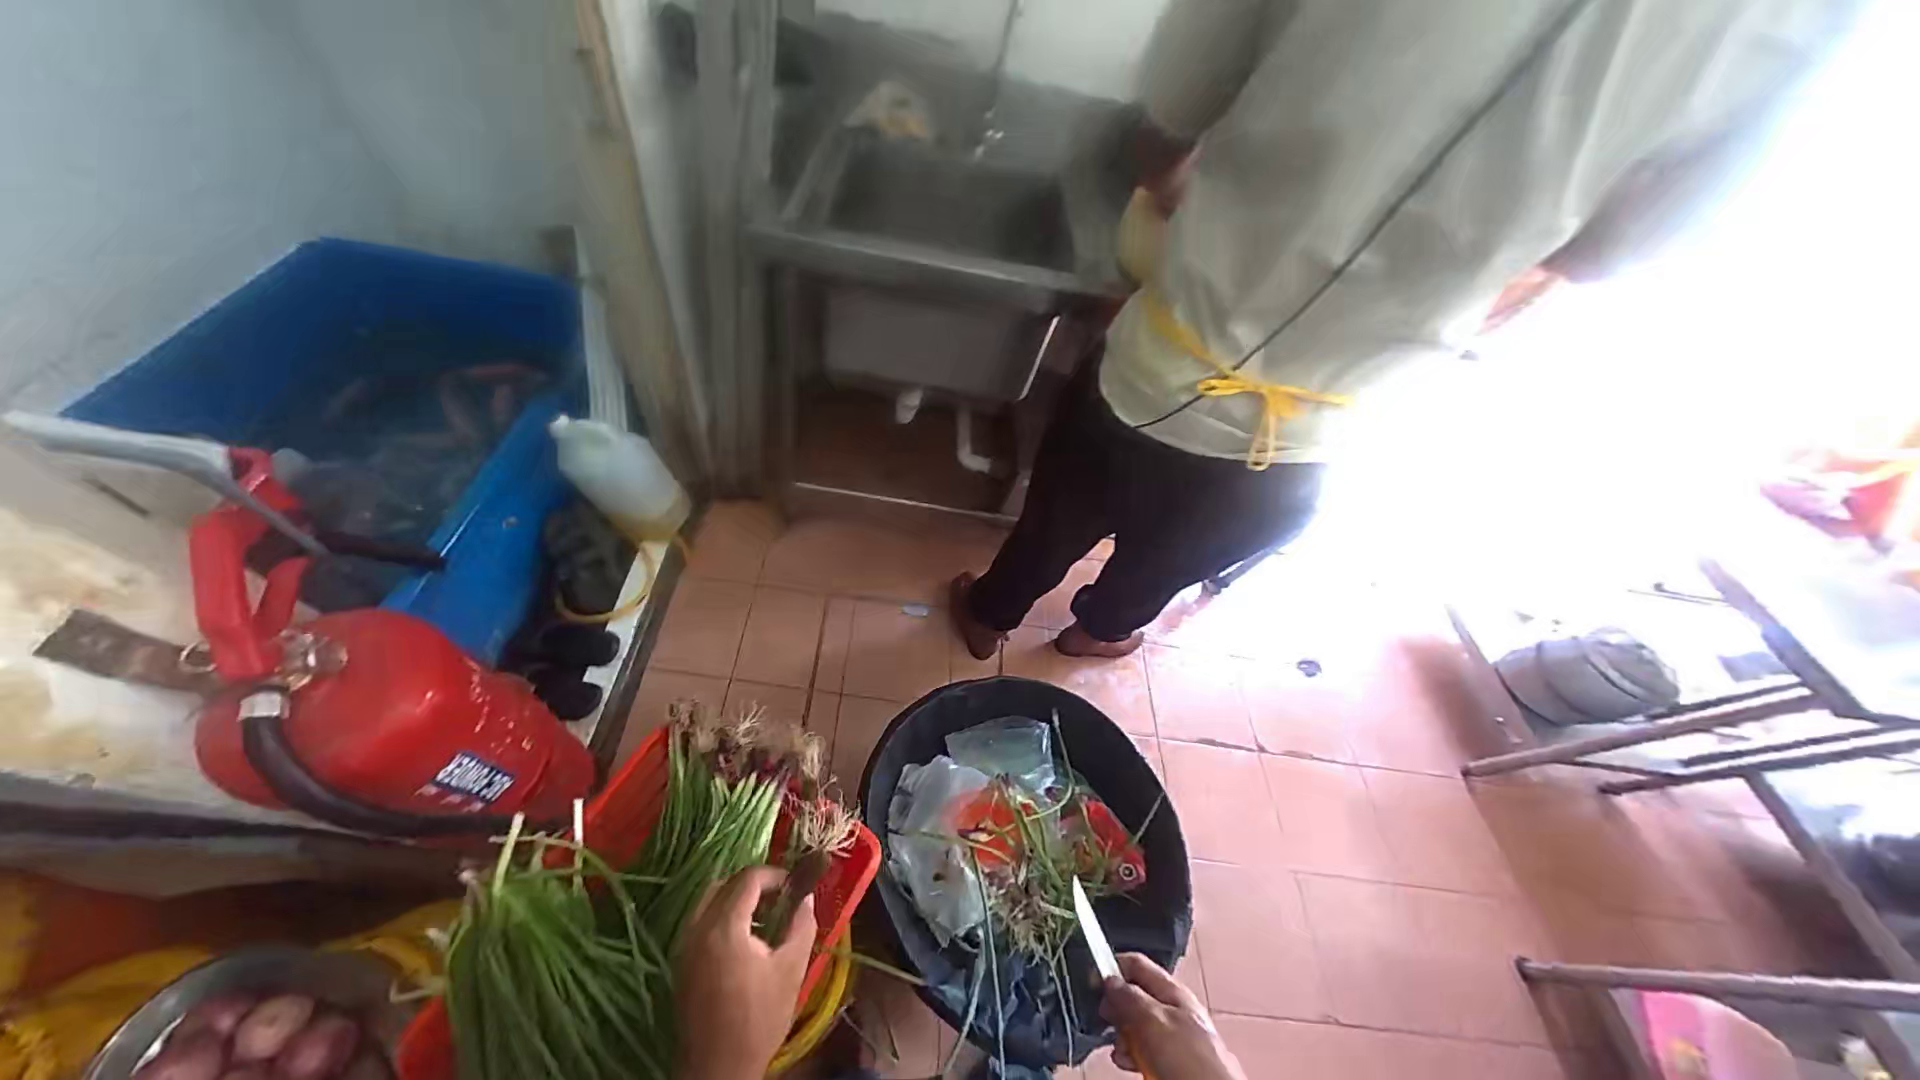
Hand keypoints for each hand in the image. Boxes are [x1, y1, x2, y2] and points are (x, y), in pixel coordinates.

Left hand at [675, 865, 817, 1079]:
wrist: (717, 1072)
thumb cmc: (758, 1021)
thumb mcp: (792, 970)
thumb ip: (802, 925)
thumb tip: (806, 898)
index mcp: (724, 929)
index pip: (748, 879)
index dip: (774, 875)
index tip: (794, 885)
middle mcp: (697, 930)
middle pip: (725, 883)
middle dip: (755, 883)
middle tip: (780, 897)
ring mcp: (684, 946)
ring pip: (708, 899)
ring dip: (736, 897)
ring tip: (764, 915)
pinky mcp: (680, 962)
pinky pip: (700, 920)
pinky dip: (722, 914)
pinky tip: (744, 937)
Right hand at [1100, 953, 1246, 1079]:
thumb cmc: (1187, 1061)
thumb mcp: (1153, 1022)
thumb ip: (1129, 997)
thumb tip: (1109, 979)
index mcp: (1172, 992)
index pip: (1137, 964)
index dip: (1112, 966)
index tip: (1091, 981)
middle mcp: (1173, 1010)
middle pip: (1135, 995)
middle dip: (1116, 1006)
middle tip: (1104, 1019)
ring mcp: (1174, 1038)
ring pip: (1137, 1025)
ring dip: (1122, 1034)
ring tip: (1118, 1049)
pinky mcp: (1172, 1065)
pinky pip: (1145, 1051)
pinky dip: (1132, 1054)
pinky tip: (1127, 1063)